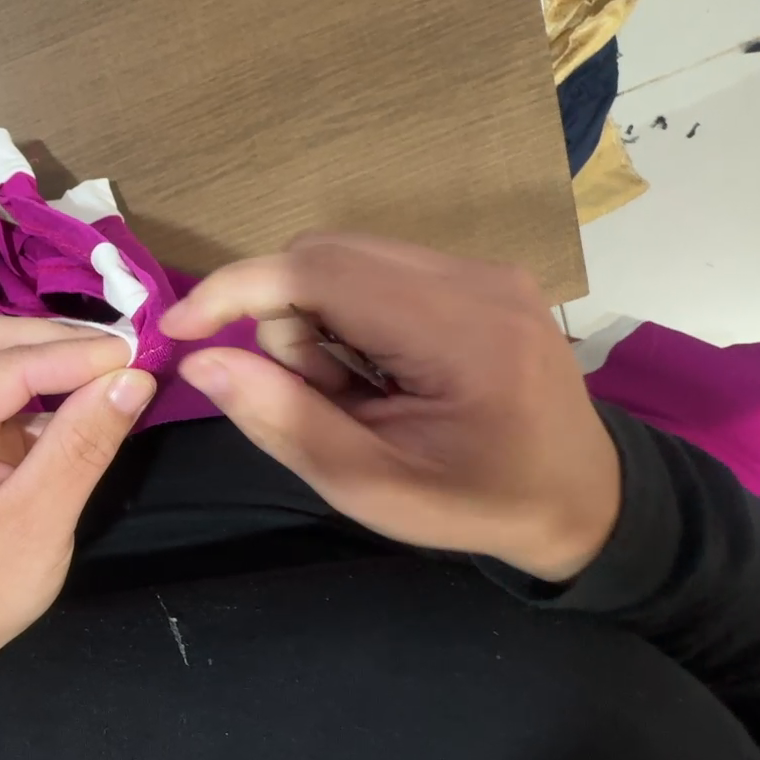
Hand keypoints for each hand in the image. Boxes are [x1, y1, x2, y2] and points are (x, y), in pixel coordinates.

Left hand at [0, 317, 156, 668]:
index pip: (2, 369)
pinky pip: (3, 386)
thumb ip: (80, 448)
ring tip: (113, 367)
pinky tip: (87, 393)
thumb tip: (132, 380)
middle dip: (57, 340)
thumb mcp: (37, 525)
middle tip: (124, 355)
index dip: (72, 354)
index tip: (137, 356)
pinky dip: (47, 382)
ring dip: (52, 354)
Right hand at [159, 233, 619, 580]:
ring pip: (336, 260)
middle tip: (307, 393)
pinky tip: (368, 370)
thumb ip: (279, 418)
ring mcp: (477, 271)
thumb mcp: (363, 483)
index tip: (178, 330)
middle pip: (319, 256)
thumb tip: (199, 361)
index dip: (232, 291)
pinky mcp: (470, 276)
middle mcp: (472, 278)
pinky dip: (336, 318)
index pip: (315, 271)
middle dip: (278, 319)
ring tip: (346, 391)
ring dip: (307, 322)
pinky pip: (365, 272)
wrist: (582, 500)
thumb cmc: (471, 503)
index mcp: (458, 333)